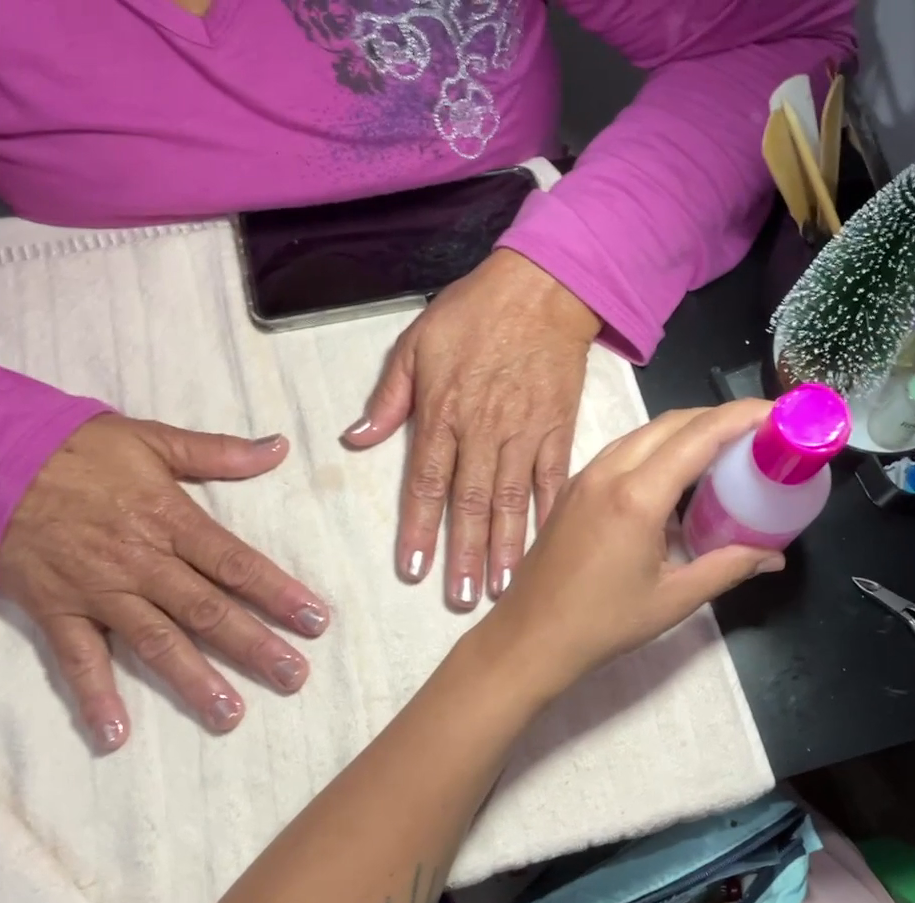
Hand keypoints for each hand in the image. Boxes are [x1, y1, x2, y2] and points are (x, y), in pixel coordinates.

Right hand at [0, 416, 330, 752]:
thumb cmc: (76, 449)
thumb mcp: (153, 439)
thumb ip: (220, 452)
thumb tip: (280, 446)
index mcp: (171, 520)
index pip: (237, 564)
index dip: (279, 593)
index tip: (316, 622)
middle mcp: (141, 563)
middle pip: (207, 611)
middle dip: (253, 646)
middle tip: (294, 678)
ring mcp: (98, 591)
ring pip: (155, 641)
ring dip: (193, 679)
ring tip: (229, 714)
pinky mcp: (55, 610)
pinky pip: (78, 660)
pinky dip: (95, 697)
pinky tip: (115, 736)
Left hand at [343, 249, 599, 610]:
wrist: (542, 290)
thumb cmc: (474, 313)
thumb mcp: (416, 343)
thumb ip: (389, 396)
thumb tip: (356, 439)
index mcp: (442, 412)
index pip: (425, 482)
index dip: (419, 529)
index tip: (414, 570)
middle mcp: (483, 430)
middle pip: (470, 503)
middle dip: (465, 554)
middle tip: (463, 599)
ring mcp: (525, 433)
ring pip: (512, 499)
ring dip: (506, 546)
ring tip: (503, 586)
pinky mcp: (558, 430)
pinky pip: (553, 478)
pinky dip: (549, 514)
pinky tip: (548, 544)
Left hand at [466, 400, 786, 694]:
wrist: (529, 637)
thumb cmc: (602, 624)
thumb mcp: (674, 599)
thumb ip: (728, 568)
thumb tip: (773, 555)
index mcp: (637, 497)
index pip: (699, 436)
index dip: (742, 416)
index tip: (776, 411)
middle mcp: (609, 472)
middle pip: (673, 422)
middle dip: (719, 417)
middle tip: (758, 432)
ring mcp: (586, 475)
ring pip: (645, 432)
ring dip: (688, 430)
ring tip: (725, 448)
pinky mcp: (574, 487)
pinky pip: (624, 449)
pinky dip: (659, 447)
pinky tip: (678, 474)